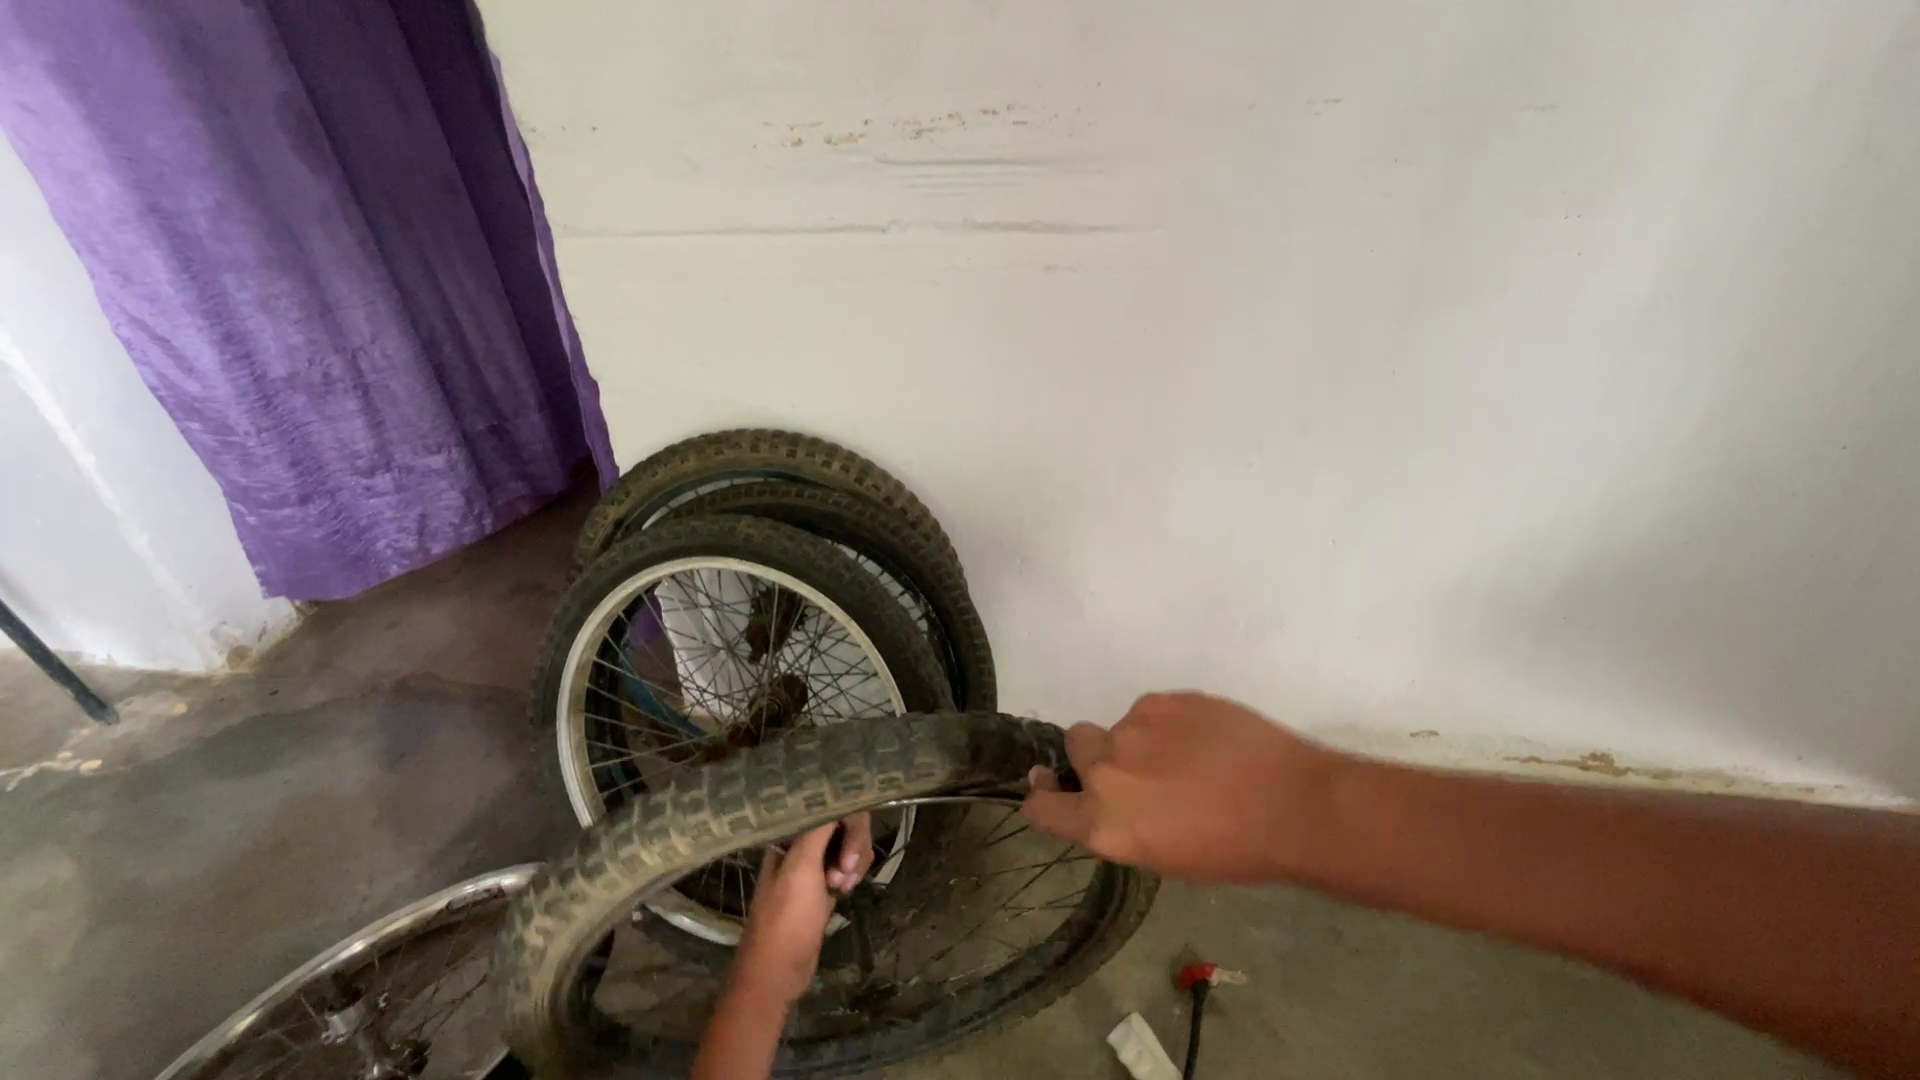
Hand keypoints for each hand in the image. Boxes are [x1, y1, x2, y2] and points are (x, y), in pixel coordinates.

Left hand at [732, 814, 872, 1003]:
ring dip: (854, 862)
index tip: (847, 849)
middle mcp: (802, 841)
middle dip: (852, 846)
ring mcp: (814, 862)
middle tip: (842, 875)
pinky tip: (845, 891)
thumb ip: (820, 828)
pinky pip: (850, 863)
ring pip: (851, 844)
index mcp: (790, 832)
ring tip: (841, 887)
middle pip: (845, 822)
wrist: (779, 970)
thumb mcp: (802, 867)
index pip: (829, 804)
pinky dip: (853, 873)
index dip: (847, 821)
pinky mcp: (825, 881)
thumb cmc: (786, 917)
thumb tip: (838, 793)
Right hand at [1022, 692, 1343, 881]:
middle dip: (1096, 754)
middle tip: (1139, 768)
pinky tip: (1206, 739)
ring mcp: (1132, 729)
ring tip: (1189, 755)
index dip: (1043, 796)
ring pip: (1118, 724)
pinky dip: (1169, 723)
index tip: (1050, 788)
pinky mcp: (1162, 700)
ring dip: (1139, 739)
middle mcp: (1105, 772)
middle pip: (1075, 745)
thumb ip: (1120, 826)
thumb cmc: (1233, 850)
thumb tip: (1103, 802)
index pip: (1042, 806)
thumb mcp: (1163, 857)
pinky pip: (1151, 710)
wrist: (1293, 805)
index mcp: (1103, 824)